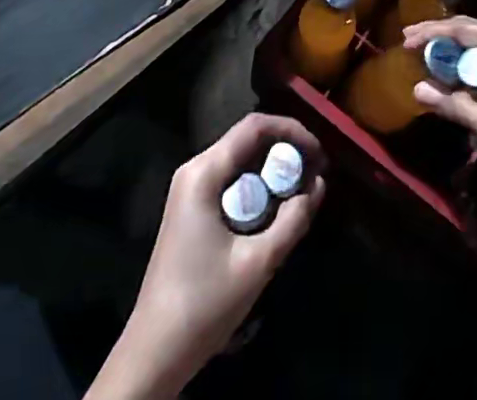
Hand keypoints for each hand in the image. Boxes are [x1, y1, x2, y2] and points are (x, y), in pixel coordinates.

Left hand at [86, 114, 325, 399]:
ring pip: (243, 161)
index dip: (292, 131)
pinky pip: (234, 181)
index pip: (255, 127)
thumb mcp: (260, 261)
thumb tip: (319, 184)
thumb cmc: (205, 302)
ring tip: (304, 194)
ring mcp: (192, 189)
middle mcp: (195, 171)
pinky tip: (278, 212)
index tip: (320, 156)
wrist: (156, 349)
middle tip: (317, 177)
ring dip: (276, 172)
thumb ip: (294, 219)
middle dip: (287, 152)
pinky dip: (261, 188)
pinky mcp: (195, 208)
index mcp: (204, 173)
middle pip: (249, 140)